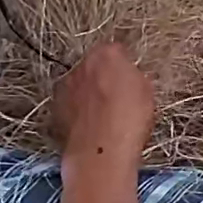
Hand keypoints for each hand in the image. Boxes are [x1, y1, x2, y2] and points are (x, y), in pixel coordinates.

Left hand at [51, 43, 154, 163]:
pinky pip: (70, 103)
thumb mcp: (146, 92)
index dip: (123, 67)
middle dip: (102, 78)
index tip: (129, 81)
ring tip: (101, 116)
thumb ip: (134, 77)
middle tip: (116, 99)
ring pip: (79, 84)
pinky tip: (88, 126)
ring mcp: (65, 85)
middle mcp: (82, 65)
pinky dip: (76, 110)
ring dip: (87, 94)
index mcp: (106, 55)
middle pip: (94, 66)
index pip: (115, 52)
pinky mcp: (55, 107)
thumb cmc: (129, 119)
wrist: (101, 151)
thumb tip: (129, 78)